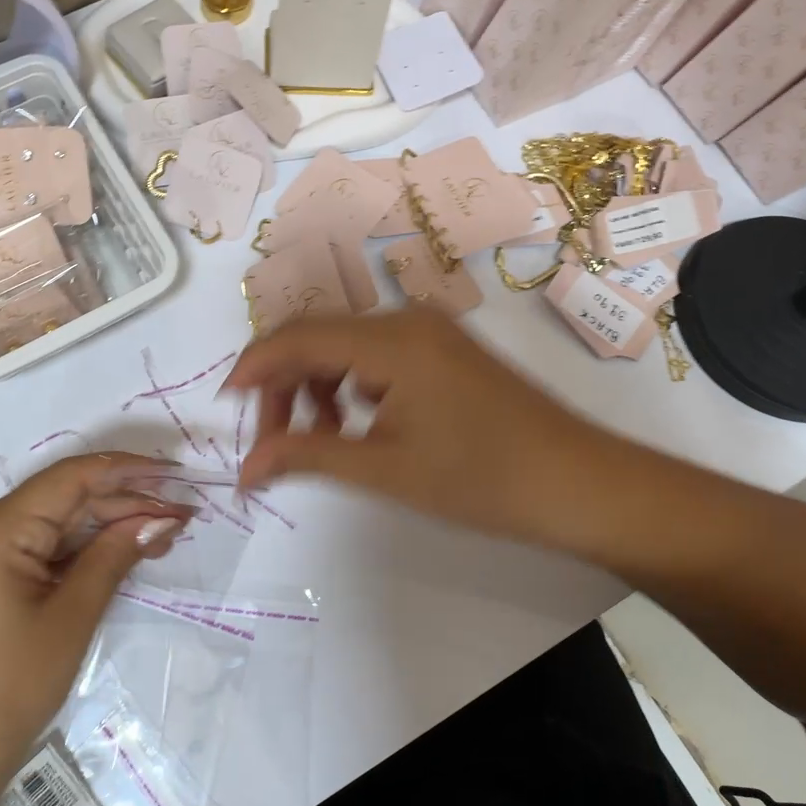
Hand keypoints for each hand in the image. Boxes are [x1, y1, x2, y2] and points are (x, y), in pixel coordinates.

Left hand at [0, 453, 186, 805]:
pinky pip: (34, 552)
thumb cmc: (7, 691)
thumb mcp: (70, 619)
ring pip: (50, 526)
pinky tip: (116, 556)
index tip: (175, 475)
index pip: (69, 478)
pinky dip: (76, 553)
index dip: (127, 470)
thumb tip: (161, 520)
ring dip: (103, 528)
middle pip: (61, 500)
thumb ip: (114, 558)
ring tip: (160, 536)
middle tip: (180, 517)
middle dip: (122, 503)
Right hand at [224, 308, 602, 543]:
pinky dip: (349, 387)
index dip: (253, 369)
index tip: (223, 407)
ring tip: (319, 442)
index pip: (296, 337)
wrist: (582, 485)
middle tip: (272, 444)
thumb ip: (305, 456)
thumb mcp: (383, 469)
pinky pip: (374, 355)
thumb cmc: (482, 479)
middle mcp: (405, 319)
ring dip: (315, 389)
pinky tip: (357, 426)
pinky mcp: (444, 349)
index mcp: (390, 340)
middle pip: (316, 338)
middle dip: (283, 387)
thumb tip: (243, 470)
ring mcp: (429, 331)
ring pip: (343, 346)